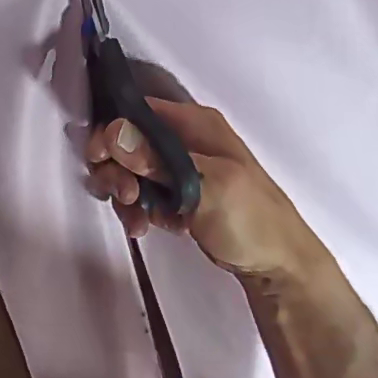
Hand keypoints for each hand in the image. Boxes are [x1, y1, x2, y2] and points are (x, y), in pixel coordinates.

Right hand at [85, 98, 324, 282]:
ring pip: (129, 170)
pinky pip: (141, 193)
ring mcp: (179, 168)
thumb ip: (158, 160)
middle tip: (127, 196)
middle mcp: (184, 140)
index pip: (136, 112)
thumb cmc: (252, 220)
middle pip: (125, 142)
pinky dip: (136, 210)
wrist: (276, 266)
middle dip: (117, 170)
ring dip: (125, 195)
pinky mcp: (175, 194)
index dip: (112, 132)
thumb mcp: (207, 186)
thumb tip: (115, 133)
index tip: (101, 160)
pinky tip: (146, 227)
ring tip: (139, 221)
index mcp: (195, 125)